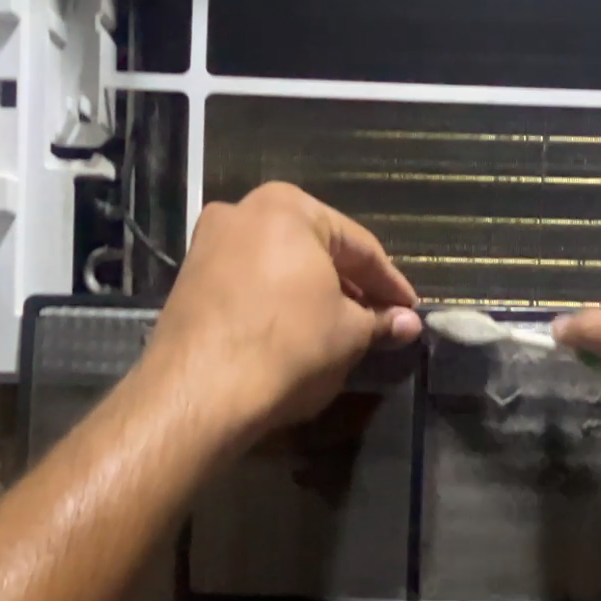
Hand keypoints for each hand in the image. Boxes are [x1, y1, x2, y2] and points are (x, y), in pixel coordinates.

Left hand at [143, 182, 422, 435]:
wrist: (199, 392)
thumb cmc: (288, 348)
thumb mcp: (349, 335)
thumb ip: (381, 321)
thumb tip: (409, 323)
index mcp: (289, 208)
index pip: (360, 246)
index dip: (391, 284)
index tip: (411, 311)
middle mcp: (243, 211)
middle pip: (317, 249)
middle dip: (351, 286)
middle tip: (380, 319)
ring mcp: (209, 243)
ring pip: (282, 265)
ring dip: (315, 293)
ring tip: (342, 328)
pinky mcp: (189, 279)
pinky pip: (251, 282)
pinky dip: (280, 301)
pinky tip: (297, 330)